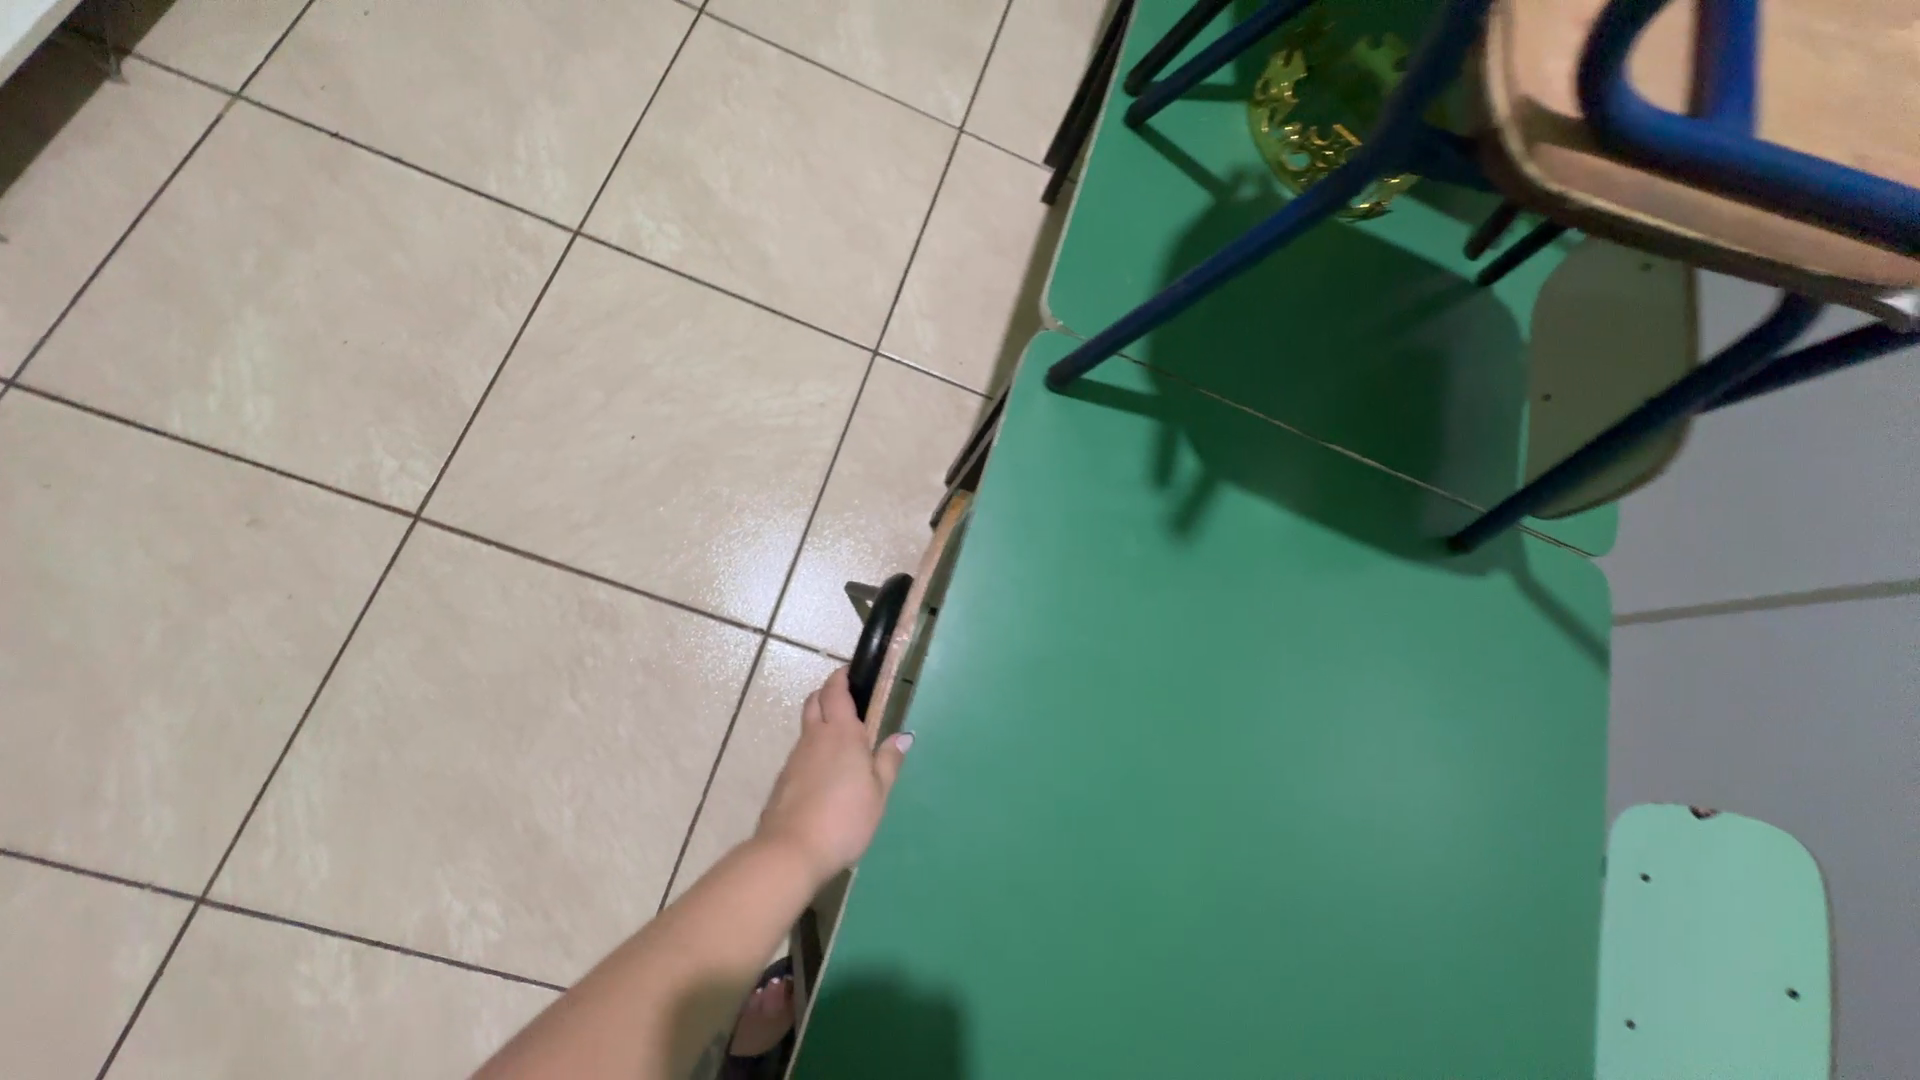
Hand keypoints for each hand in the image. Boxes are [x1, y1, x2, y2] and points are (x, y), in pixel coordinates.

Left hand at [753, 667, 912, 887]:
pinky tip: (825, 775)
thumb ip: (888, 762)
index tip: (850, 672)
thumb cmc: (845, 819)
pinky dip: (813, 751)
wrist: (790, 851)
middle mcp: (815, 738)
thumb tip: (902, 736)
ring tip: (841, 743)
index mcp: (841, 734)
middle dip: (827, 694)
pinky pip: (801, 754)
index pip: (836, 692)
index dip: (841, 678)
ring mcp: (795, 758)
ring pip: (807, 728)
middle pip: (814, 702)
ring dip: (820, 724)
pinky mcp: (784, 780)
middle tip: (846, 700)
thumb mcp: (878, 793)